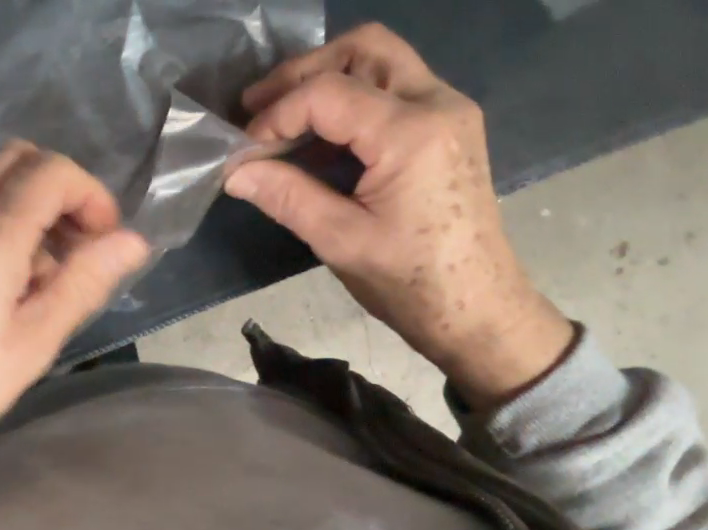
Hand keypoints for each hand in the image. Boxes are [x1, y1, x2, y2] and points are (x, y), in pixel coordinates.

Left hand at [0, 142, 149, 468]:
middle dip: (58, 191)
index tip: (103, 239)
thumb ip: (85, 280)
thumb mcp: (39, 338)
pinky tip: (4, 284)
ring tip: (42, 277)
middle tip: (77, 244)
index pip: (51, 172)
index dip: (89, 194)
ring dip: (28, 210)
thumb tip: (133, 240)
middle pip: (16, 160)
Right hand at [226, 24, 573, 407]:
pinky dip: (349, 102)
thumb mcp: (339, 240)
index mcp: (411, 131)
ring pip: (380, 62)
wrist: (474, 303)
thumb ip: (286, 196)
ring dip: (326, 80)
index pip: (329, 91)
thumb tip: (234, 172)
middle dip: (303, 72)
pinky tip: (316, 139)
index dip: (277, 114)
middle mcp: (437, 101)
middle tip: (256, 108)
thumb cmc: (407, 280)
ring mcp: (447, 110)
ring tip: (279, 119)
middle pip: (363, 49)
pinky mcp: (446, 127)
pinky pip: (392, 91)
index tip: (242, 151)